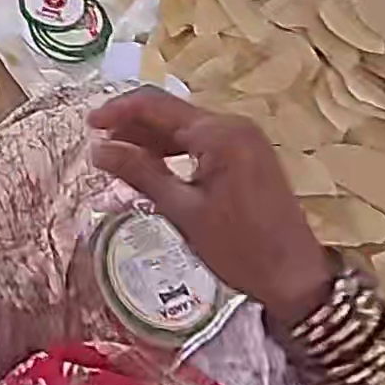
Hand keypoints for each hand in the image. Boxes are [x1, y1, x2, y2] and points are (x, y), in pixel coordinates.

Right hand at [89, 88, 334, 323]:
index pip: (156, 106)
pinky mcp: (245, 153)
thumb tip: (97, 149)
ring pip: (183, 125)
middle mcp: (232, 124)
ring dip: (149, 136)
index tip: (88, 125)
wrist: (296, 278)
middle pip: (170, 111)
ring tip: (116, 155)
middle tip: (98, 142)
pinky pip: (199, 140)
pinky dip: (171, 148)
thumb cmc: (239, 248)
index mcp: (219, 133)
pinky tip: (149, 163)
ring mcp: (242, 137)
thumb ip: (140, 172)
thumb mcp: (183, 211)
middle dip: (131, 123)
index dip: (118, 111)